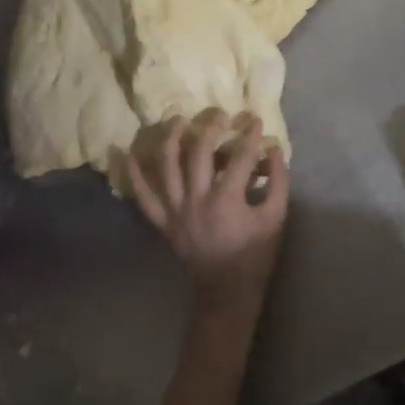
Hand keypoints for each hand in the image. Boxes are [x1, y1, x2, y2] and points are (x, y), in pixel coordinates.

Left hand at [118, 109, 290, 314]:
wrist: (227, 291)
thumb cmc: (255, 254)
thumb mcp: (276, 217)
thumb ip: (278, 182)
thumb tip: (274, 150)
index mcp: (227, 199)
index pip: (240, 157)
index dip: (250, 136)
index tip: (256, 119)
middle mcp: (197, 200)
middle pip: (199, 153)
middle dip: (210, 128)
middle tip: (219, 113)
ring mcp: (176, 211)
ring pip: (167, 167)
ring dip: (171, 139)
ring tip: (177, 120)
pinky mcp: (163, 222)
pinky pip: (143, 197)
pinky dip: (133, 176)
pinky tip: (126, 153)